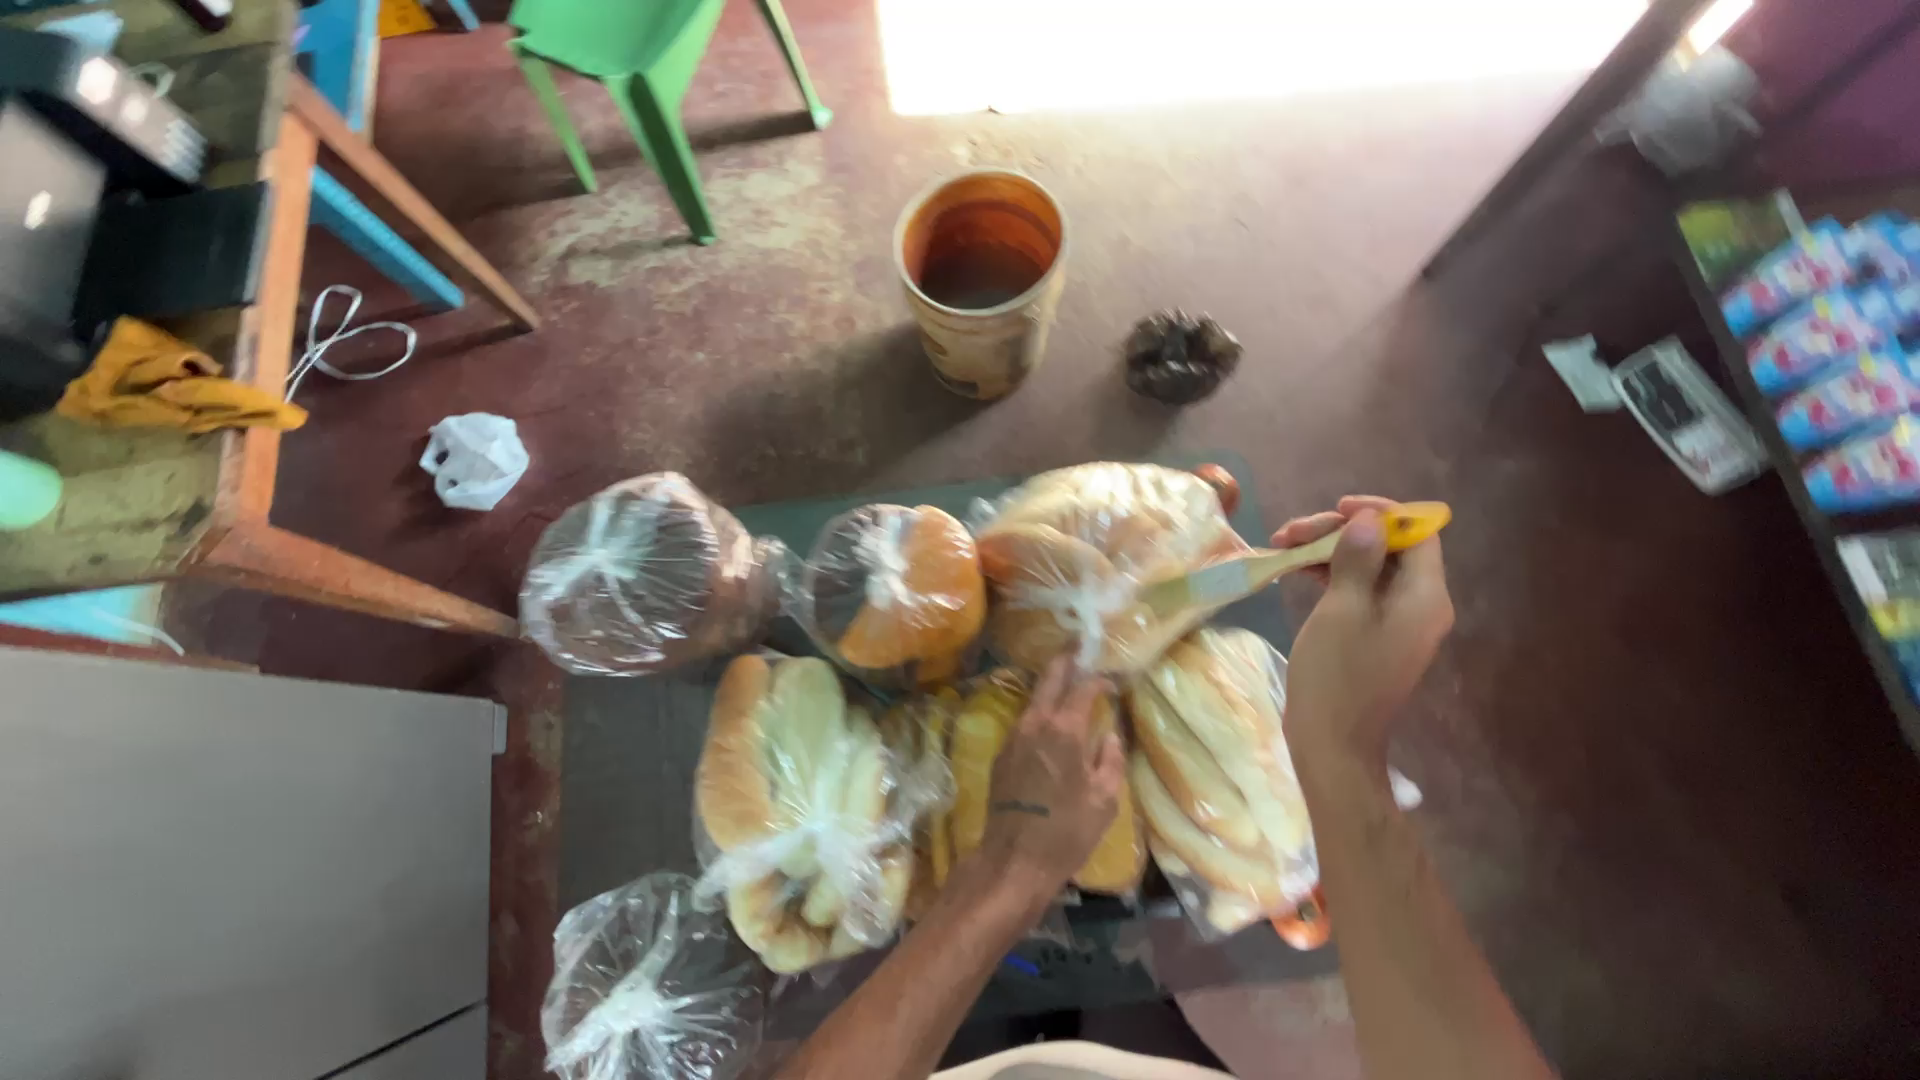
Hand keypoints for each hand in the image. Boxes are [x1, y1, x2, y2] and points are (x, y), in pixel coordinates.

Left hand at [979, 656, 1123, 897]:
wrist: (1014, 859)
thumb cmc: (1067, 831)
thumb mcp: (1104, 800)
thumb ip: (1110, 759)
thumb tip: (1109, 734)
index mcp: (1064, 729)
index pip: (1083, 687)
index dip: (1098, 678)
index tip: (1110, 678)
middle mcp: (1034, 723)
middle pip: (1049, 678)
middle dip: (1065, 660)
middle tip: (1079, 649)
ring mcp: (1013, 736)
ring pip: (1034, 698)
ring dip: (1051, 686)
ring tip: (1069, 684)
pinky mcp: (1001, 753)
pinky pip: (1024, 721)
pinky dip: (1039, 711)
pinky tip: (1051, 721)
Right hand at [1273, 496, 1453, 768]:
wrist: (1332, 743)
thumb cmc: (1337, 675)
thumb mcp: (1341, 610)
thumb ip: (1357, 560)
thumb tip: (1367, 520)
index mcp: (1424, 598)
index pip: (1417, 534)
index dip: (1380, 514)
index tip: (1336, 509)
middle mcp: (1420, 606)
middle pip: (1389, 547)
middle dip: (1341, 532)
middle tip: (1292, 532)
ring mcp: (1397, 622)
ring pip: (1369, 567)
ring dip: (1328, 551)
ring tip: (1283, 547)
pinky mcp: (1375, 635)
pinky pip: (1359, 590)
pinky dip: (1330, 575)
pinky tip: (1295, 571)